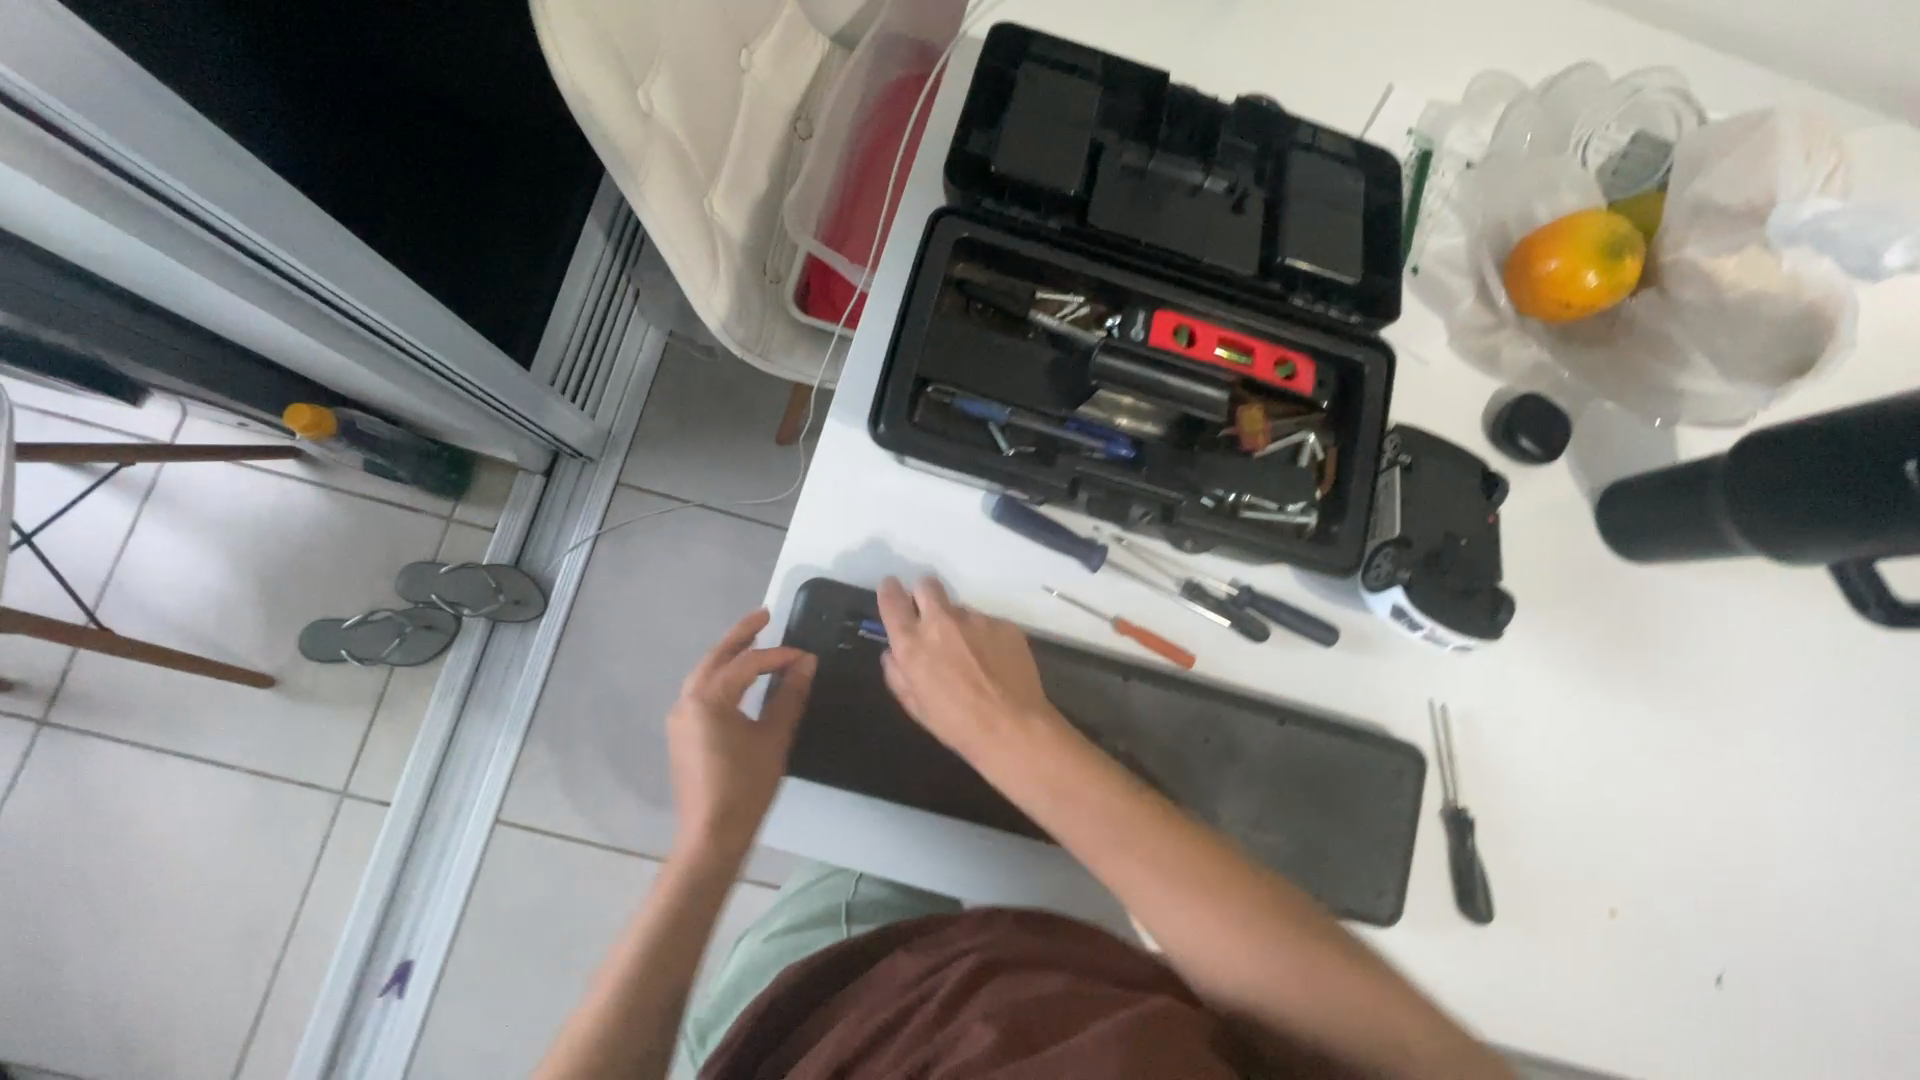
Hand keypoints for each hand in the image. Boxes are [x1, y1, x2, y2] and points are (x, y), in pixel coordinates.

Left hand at [667, 609, 815, 860]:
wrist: (711, 835)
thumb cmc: (746, 786)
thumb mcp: (774, 737)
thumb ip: (789, 695)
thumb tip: (806, 663)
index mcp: (708, 698)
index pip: (747, 664)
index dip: (778, 655)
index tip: (805, 655)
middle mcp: (687, 701)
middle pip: (716, 658)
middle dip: (740, 636)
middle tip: (765, 616)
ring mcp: (680, 718)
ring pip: (705, 674)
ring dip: (729, 656)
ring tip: (753, 642)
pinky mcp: (682, 734)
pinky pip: (701, 692)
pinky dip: (721, 678)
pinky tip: (739, 681)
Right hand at [877, 576, 1062, 758]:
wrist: (1012, 727)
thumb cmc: (956, 724)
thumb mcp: (914, 706)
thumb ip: (897, 673)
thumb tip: (893, 653)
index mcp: (912, 643)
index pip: (892, 599)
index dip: (889, 590)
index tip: (892, 589)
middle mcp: (942, 622)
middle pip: (927, 585)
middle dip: (924, 595)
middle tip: (930, 616)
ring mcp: (976, 620)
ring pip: (961, 609)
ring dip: (960, 624)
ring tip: (973, 656)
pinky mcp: (1004, 624)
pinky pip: (988, 624)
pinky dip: (987, 638)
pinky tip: (996, 663)